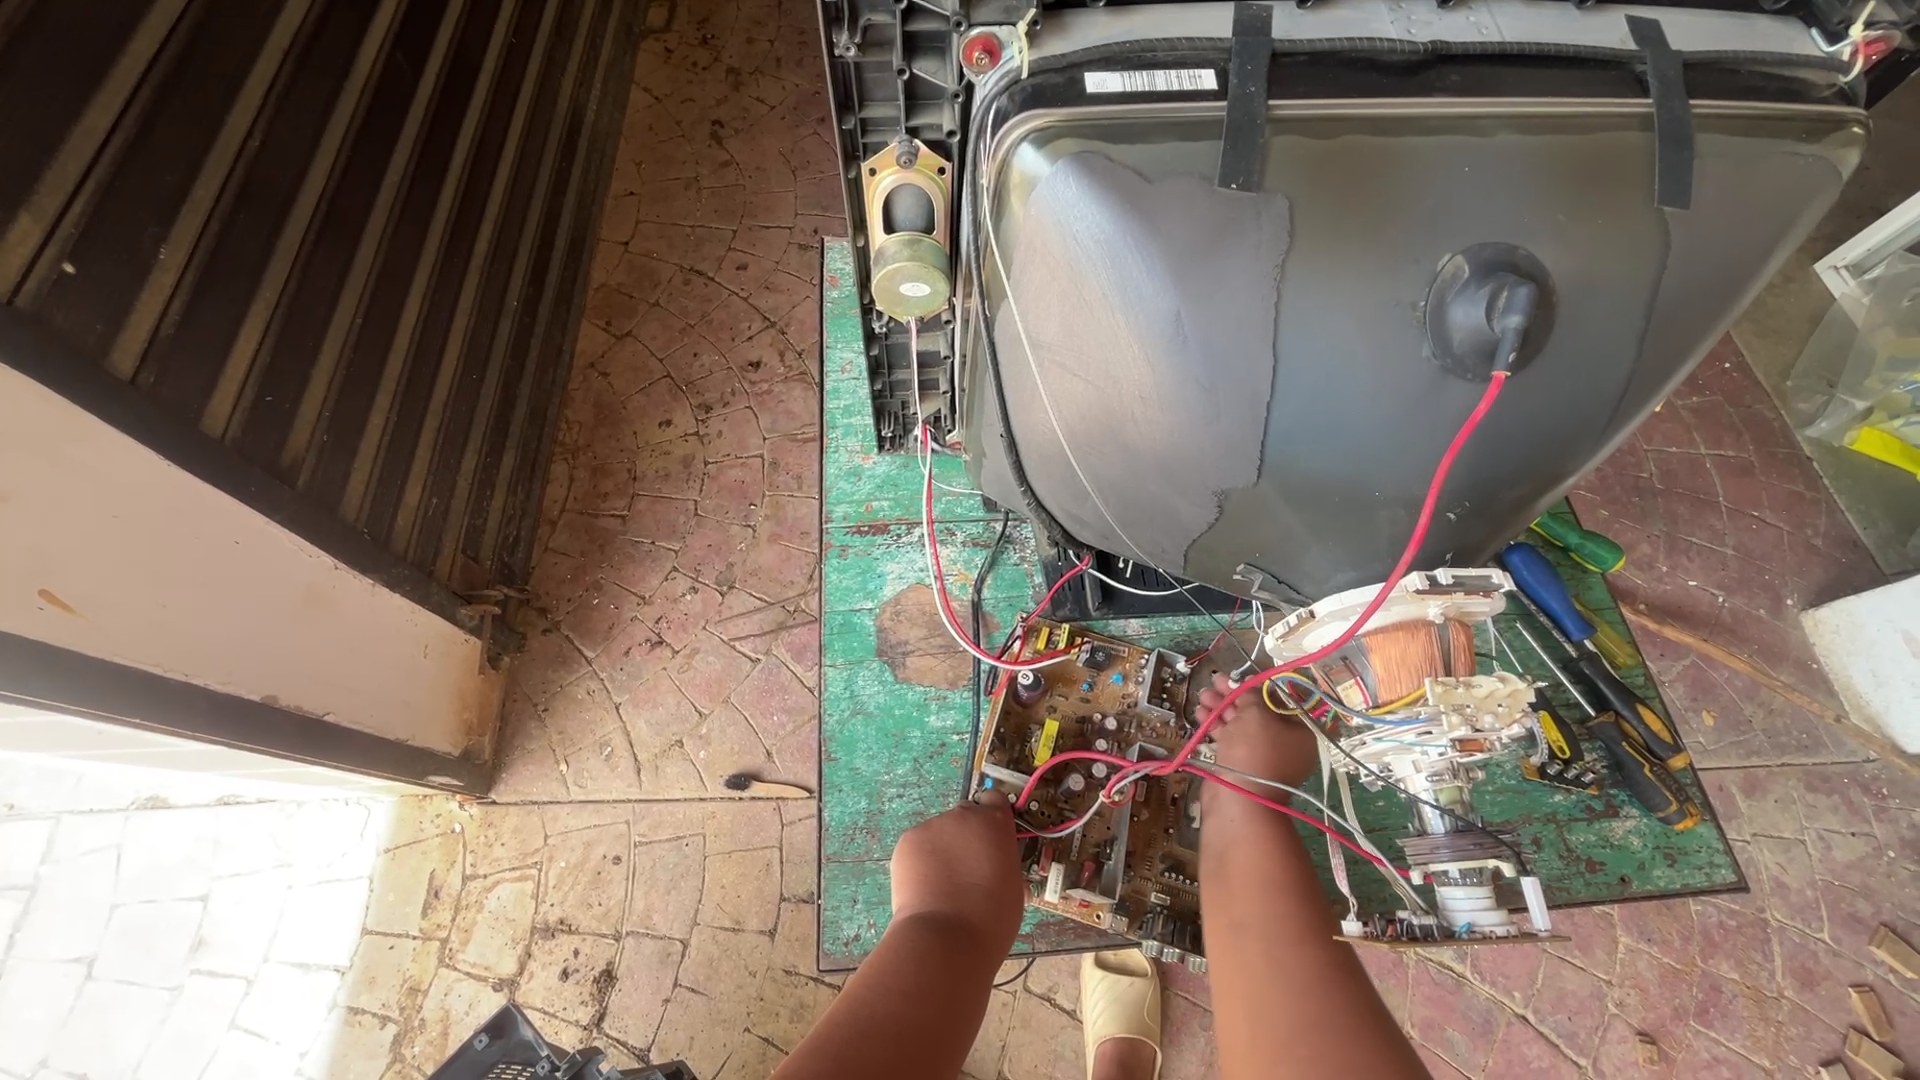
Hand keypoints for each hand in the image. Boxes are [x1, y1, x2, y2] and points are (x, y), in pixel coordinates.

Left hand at [889, 789, 1025, 951]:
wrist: (947, 937)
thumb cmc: (992, 917)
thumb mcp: (1013, 887)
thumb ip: (1004, 864)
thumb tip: (996, 869)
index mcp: (995, 822)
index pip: (994, 800)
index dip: (991, 818)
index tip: (989, 839)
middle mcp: (963, 815)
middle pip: (964, 817)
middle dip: (965, 837)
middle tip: (965, 871)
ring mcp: (932, 825)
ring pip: (938, 833)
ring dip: (941, 851)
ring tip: (941, 887)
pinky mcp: (907, 841)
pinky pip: (917, 846)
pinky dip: (920, 862)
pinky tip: (924, 889)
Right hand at [1195, 672, 1319, 790]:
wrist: (1238, 798)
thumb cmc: (1254, 751)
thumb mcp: (1255, 714)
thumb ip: (1251, 694)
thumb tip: (1248, 685)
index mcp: (1300, 732)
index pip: (1280, 700)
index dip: (1258, 686)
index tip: (1240, 676)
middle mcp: (1284, 743)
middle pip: (1257, 711)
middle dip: (1233, 695)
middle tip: (1214, 680)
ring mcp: (1262, 755)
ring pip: (1240, 724)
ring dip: (1221, 707)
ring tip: (1202, 695)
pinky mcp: (1241, 764)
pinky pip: (1230, 738)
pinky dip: (1216, 725)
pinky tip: (1200, 713)